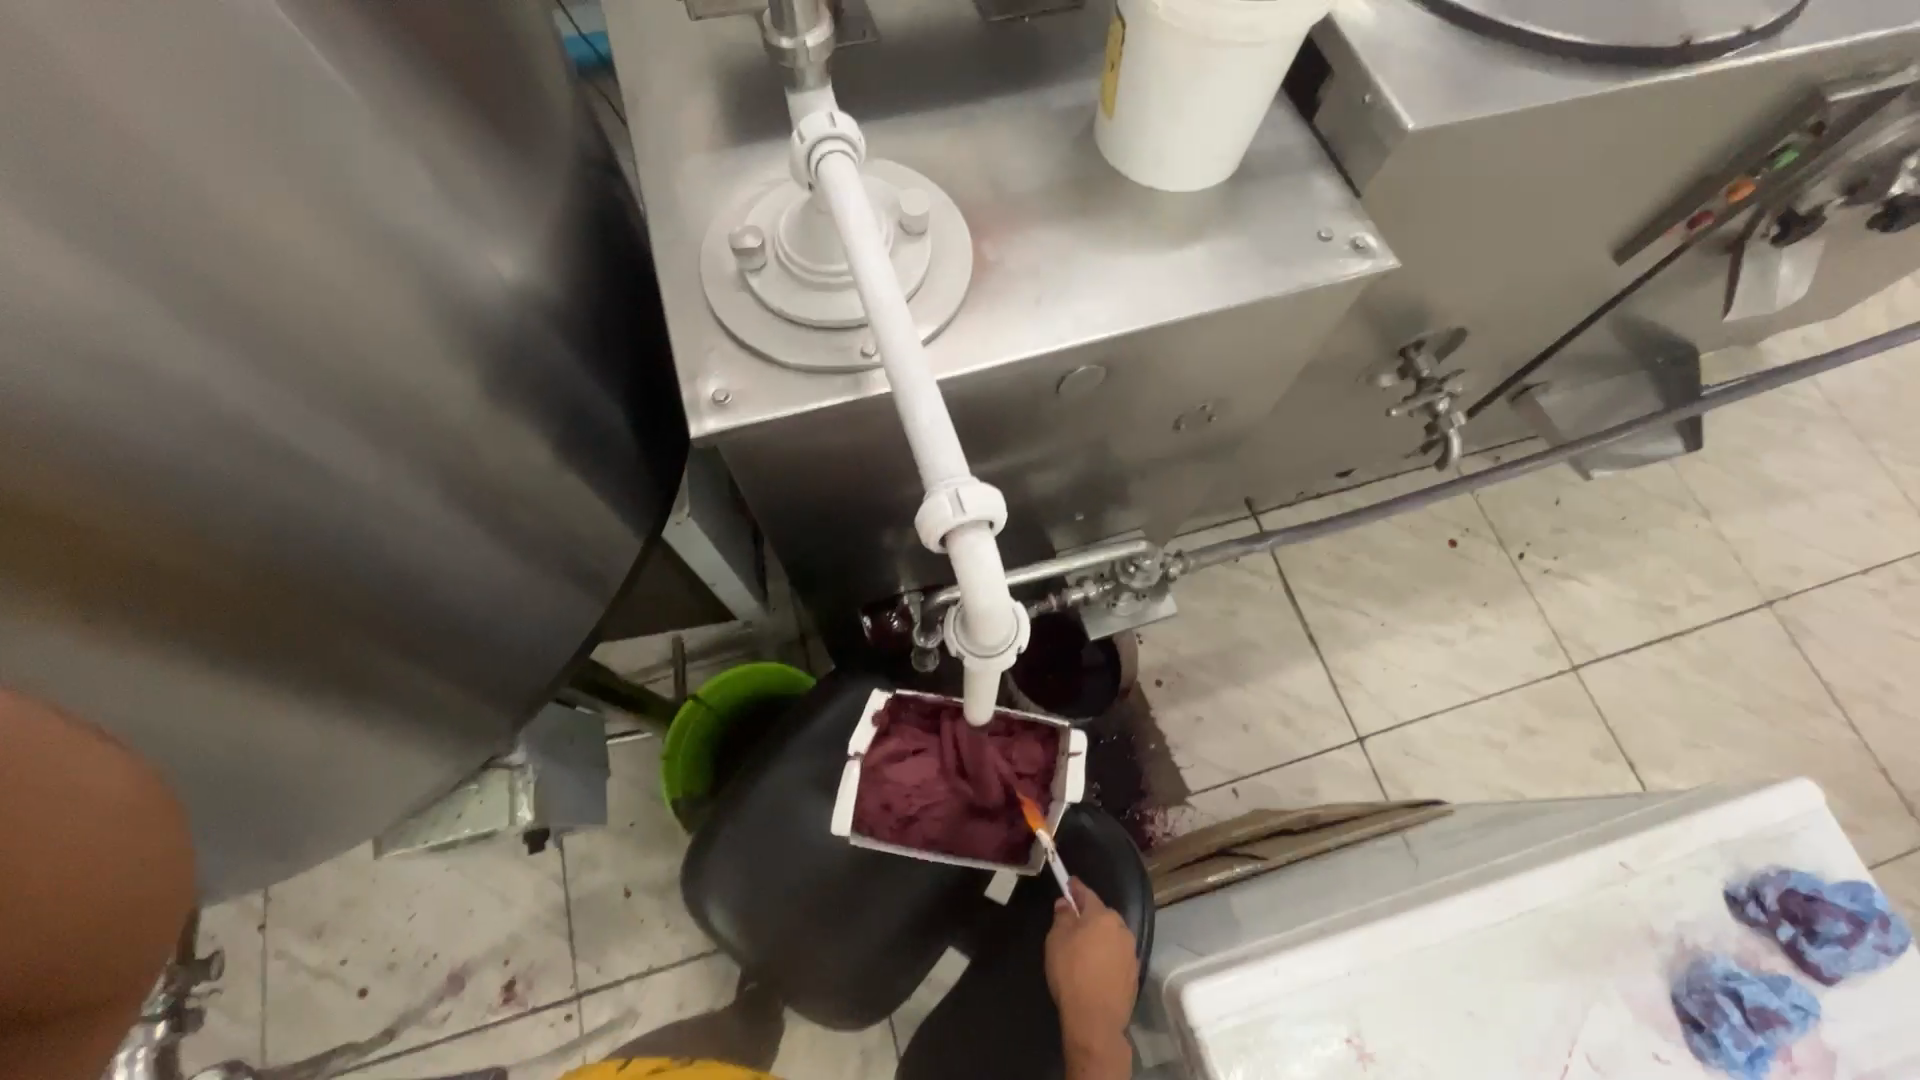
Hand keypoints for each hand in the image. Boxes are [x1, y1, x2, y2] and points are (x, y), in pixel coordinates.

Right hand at [1045, 879, 1137, 1079]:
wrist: (1095, 1019)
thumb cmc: (1071, 973)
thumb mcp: (1056, 940)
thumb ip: (1062, 917)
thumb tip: (1067, 904)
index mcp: (1102, 916)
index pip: (1087, 894)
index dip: (1076, 888)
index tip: (1069, 882)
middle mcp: (1122, 929)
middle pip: (1102, 915)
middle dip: (1089, 915)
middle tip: (1072, 921)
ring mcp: (1131, 953)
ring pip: (1112, 936)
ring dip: (1099, 937)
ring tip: (1083, 948)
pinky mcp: (1133, 975)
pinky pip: (1117, 956)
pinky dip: (1106, 956)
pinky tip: (1095, 968)